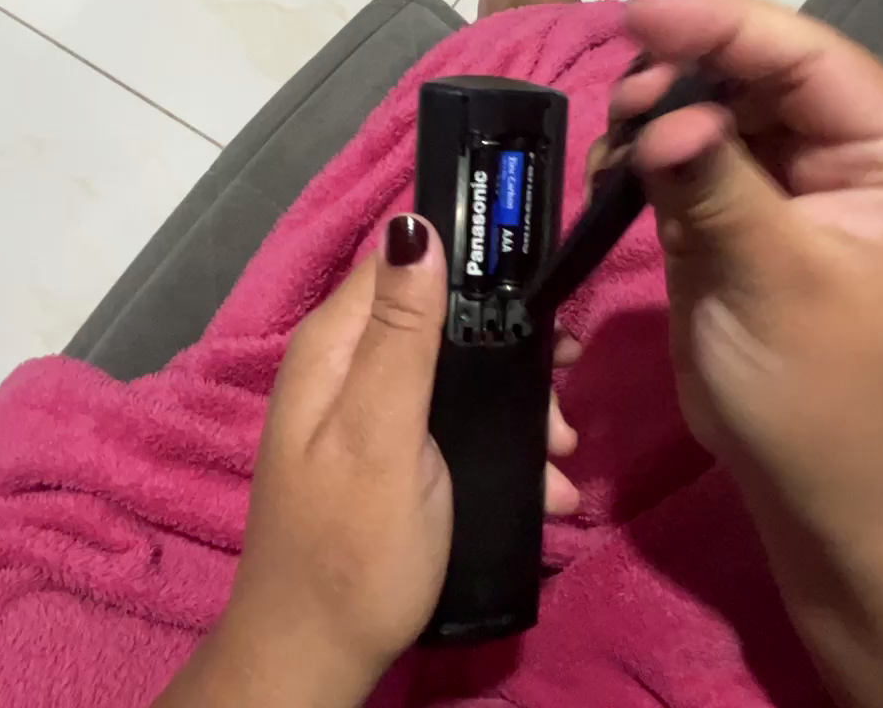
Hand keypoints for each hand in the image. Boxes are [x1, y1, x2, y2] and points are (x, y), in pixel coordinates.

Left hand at [159, 214, 577, 707]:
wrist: (321, 656)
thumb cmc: (354, 546)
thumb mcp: (382, 433)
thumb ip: (402, 334)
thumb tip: (414, 225)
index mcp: (335, 343)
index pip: (400, 260)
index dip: (467, 263)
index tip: (536, 293)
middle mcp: (348, 362)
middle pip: (439, 316)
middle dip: (506, 348)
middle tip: (561, 392)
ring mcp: (370, 406)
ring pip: (457, 370)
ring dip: (515, 402)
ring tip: (559, 450)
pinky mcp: (393, 447)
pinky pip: (455, 418)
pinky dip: (499, 440)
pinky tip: (542, 482)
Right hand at [615, 0, 882, 535]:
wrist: (810, 483)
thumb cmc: (821, 392)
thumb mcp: (777, 283)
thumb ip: (720, 188)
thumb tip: (666, 116)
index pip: (812, 62)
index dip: (729, 26)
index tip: (644, 15)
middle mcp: (840, 160)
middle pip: (757, 77)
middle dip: (685, 74)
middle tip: (624, 101)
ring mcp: (781, 188)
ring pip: (711, 113)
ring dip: (656, 115)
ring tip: (616, 145)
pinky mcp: (731, 216)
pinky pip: (682, 162)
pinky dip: (643, 158)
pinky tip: (615, 174)